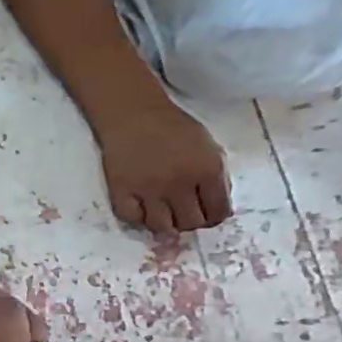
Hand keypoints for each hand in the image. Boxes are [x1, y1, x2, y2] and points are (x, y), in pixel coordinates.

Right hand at [97, 103, 231, 232]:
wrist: (134, 115)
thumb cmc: (174, 127)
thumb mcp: (208, 147)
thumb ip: (215, 176)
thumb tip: (214, 204)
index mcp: (207, 171)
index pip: (218, 212)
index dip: (214, 217)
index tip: (206, 215)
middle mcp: (179, 185)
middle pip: (190, 223)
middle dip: (190, 222)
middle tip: (183, 215)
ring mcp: (148, 190)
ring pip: (161, 226)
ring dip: (166, 225)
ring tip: (164, 217)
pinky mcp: (122, 190)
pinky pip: (131, 218)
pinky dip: (138, 219)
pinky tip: (142, 210)